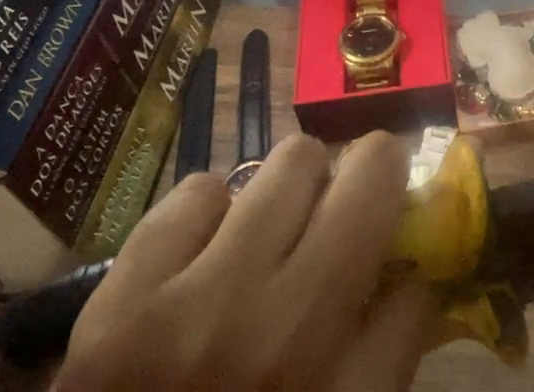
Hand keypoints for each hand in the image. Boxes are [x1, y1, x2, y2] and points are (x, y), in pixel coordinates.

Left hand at [56, 132, 435, 391]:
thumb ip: (395, 336)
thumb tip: (414, 247)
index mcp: (335, 369)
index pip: (393, 212)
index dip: (397, 197)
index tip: (390, 207)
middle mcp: (268, 323)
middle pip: (346, 168)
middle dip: (347, 184)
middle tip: (326, 220)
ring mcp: (186, 306)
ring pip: (282, 165)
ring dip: (282, 197)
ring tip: (258, 248)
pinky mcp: (118, 300)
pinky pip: (199, 190)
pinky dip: (210, 216)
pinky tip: (198, 264)